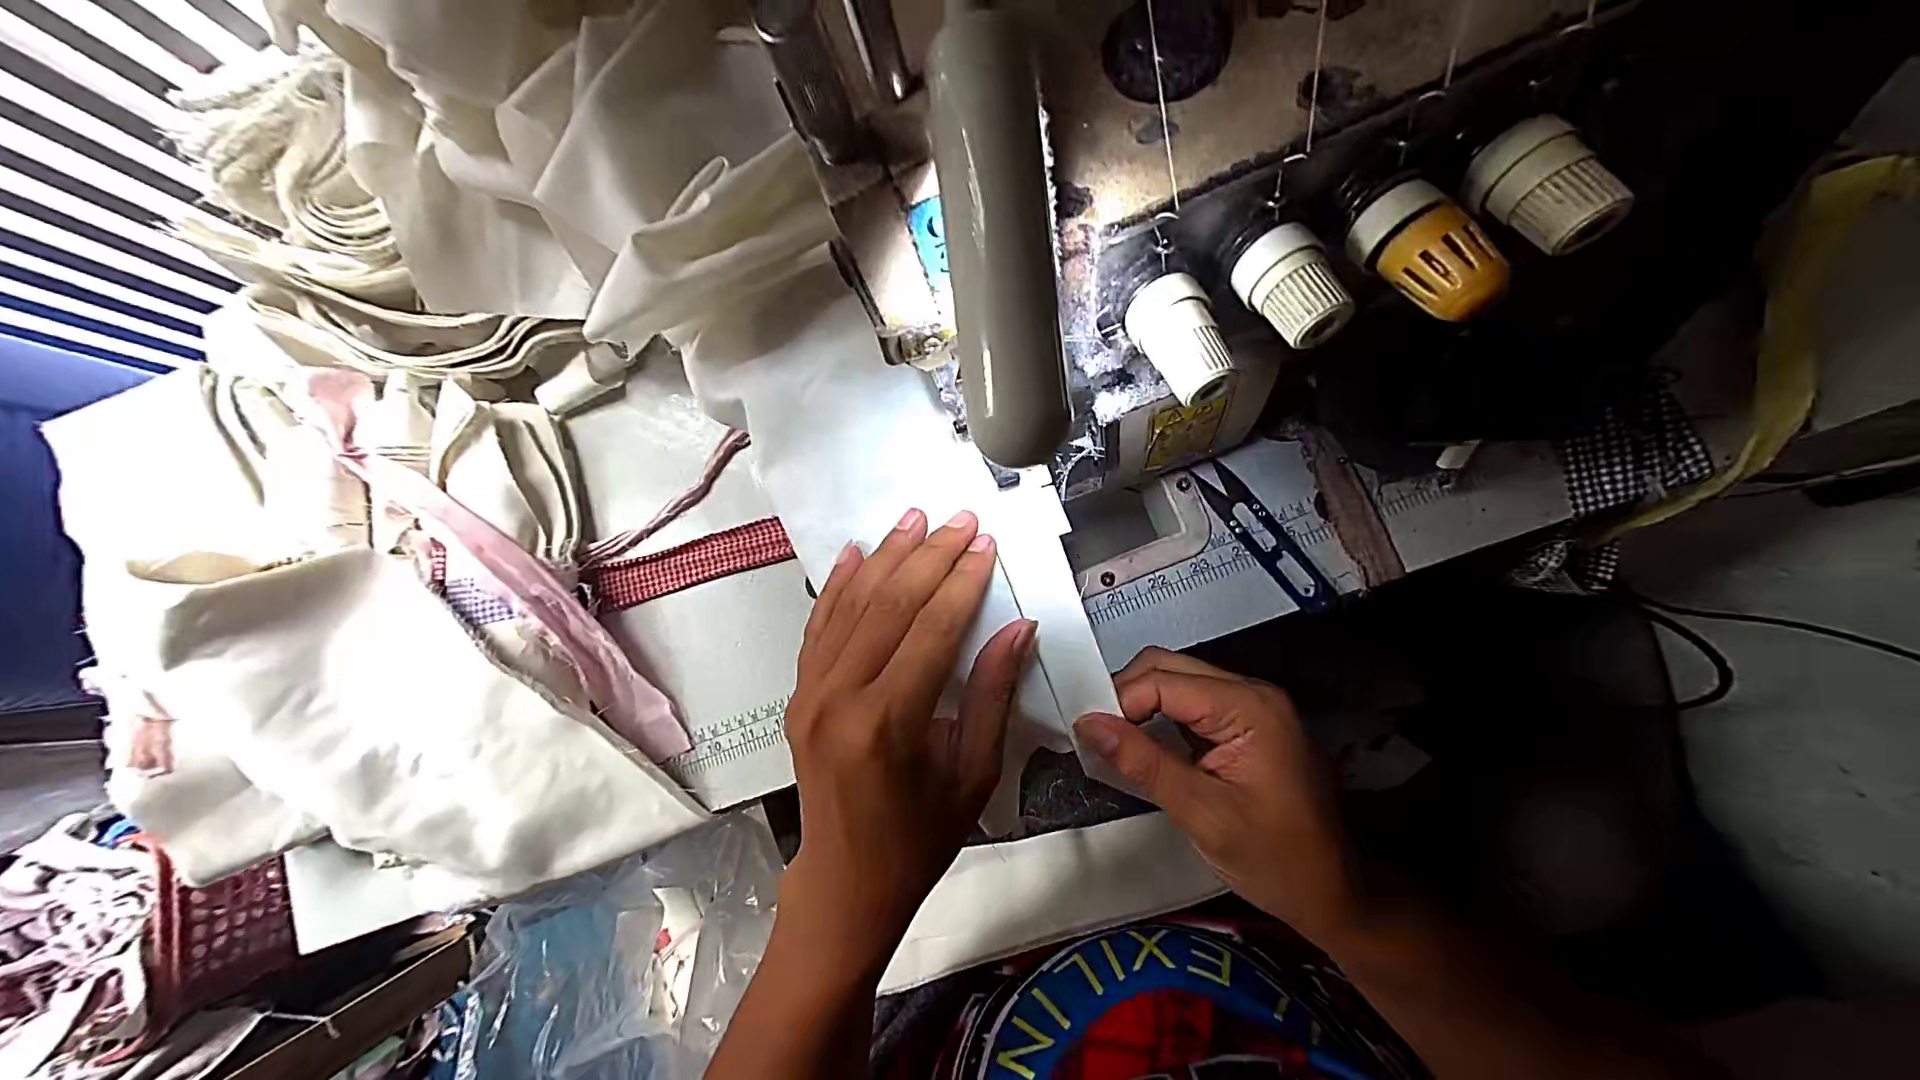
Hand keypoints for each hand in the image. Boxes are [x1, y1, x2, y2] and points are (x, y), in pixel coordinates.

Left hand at [782, 507, 1035, 947]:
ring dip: (885, 557)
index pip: (932, 630)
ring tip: (914, 519)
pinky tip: (853, 553)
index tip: (986, 544)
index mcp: (887, 723)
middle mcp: (840, 697)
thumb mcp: (973, 774)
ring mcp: (810, 692)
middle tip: (959, 520)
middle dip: (929, 557)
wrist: (844, 882)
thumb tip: (1019, 627)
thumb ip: (993, 695)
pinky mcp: (799, 693)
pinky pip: (818, 627)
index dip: (963, 581)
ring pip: (851, 606)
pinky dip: (837, 586)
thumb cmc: (919, 837)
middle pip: (890, 605)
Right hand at [1073, 647, 1359, 939]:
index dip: (1119, 704)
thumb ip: (1142, 762)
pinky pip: (1190, 702)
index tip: (1091, 736)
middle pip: (1166, 667)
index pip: (1161, 681)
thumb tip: (1090, 725)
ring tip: (1117, 743)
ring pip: (1174, 680)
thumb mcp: (1202, 814)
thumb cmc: (1280, 860)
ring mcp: (1251, 705)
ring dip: (1140, 705)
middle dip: (1125, 696)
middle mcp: (1252, 693)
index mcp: (1248, 707)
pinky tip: (1145, 747)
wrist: (1338, 894)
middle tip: (1099, 736)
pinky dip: (1160, 717)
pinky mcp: (1245, 722)